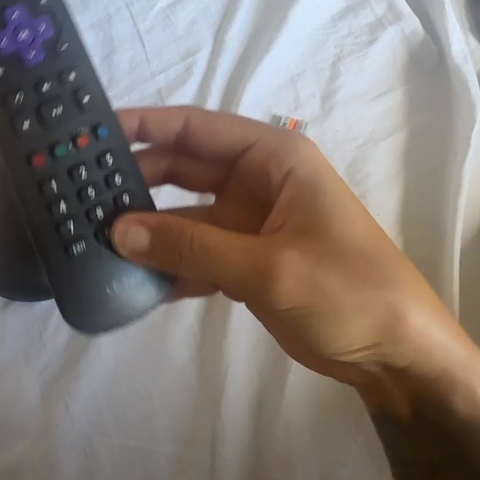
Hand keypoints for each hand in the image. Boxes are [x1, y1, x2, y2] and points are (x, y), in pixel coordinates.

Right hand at [111, 108, 479, 395]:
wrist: (399, 356)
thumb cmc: (349, 290)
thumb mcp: (269, 266)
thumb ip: (192, 246)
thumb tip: (119, 231)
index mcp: (273, 157)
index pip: (197, 127)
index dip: (145, 123)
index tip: (94, 128)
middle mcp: (257, 181)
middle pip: (182, 168)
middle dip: (136, 178)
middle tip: (80, 189)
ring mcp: (249, 223)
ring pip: (182, 215)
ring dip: (146, 228)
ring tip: (93, 237)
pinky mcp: (244, 262)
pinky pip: (194, 253)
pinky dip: (166, 265)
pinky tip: (131, 280)